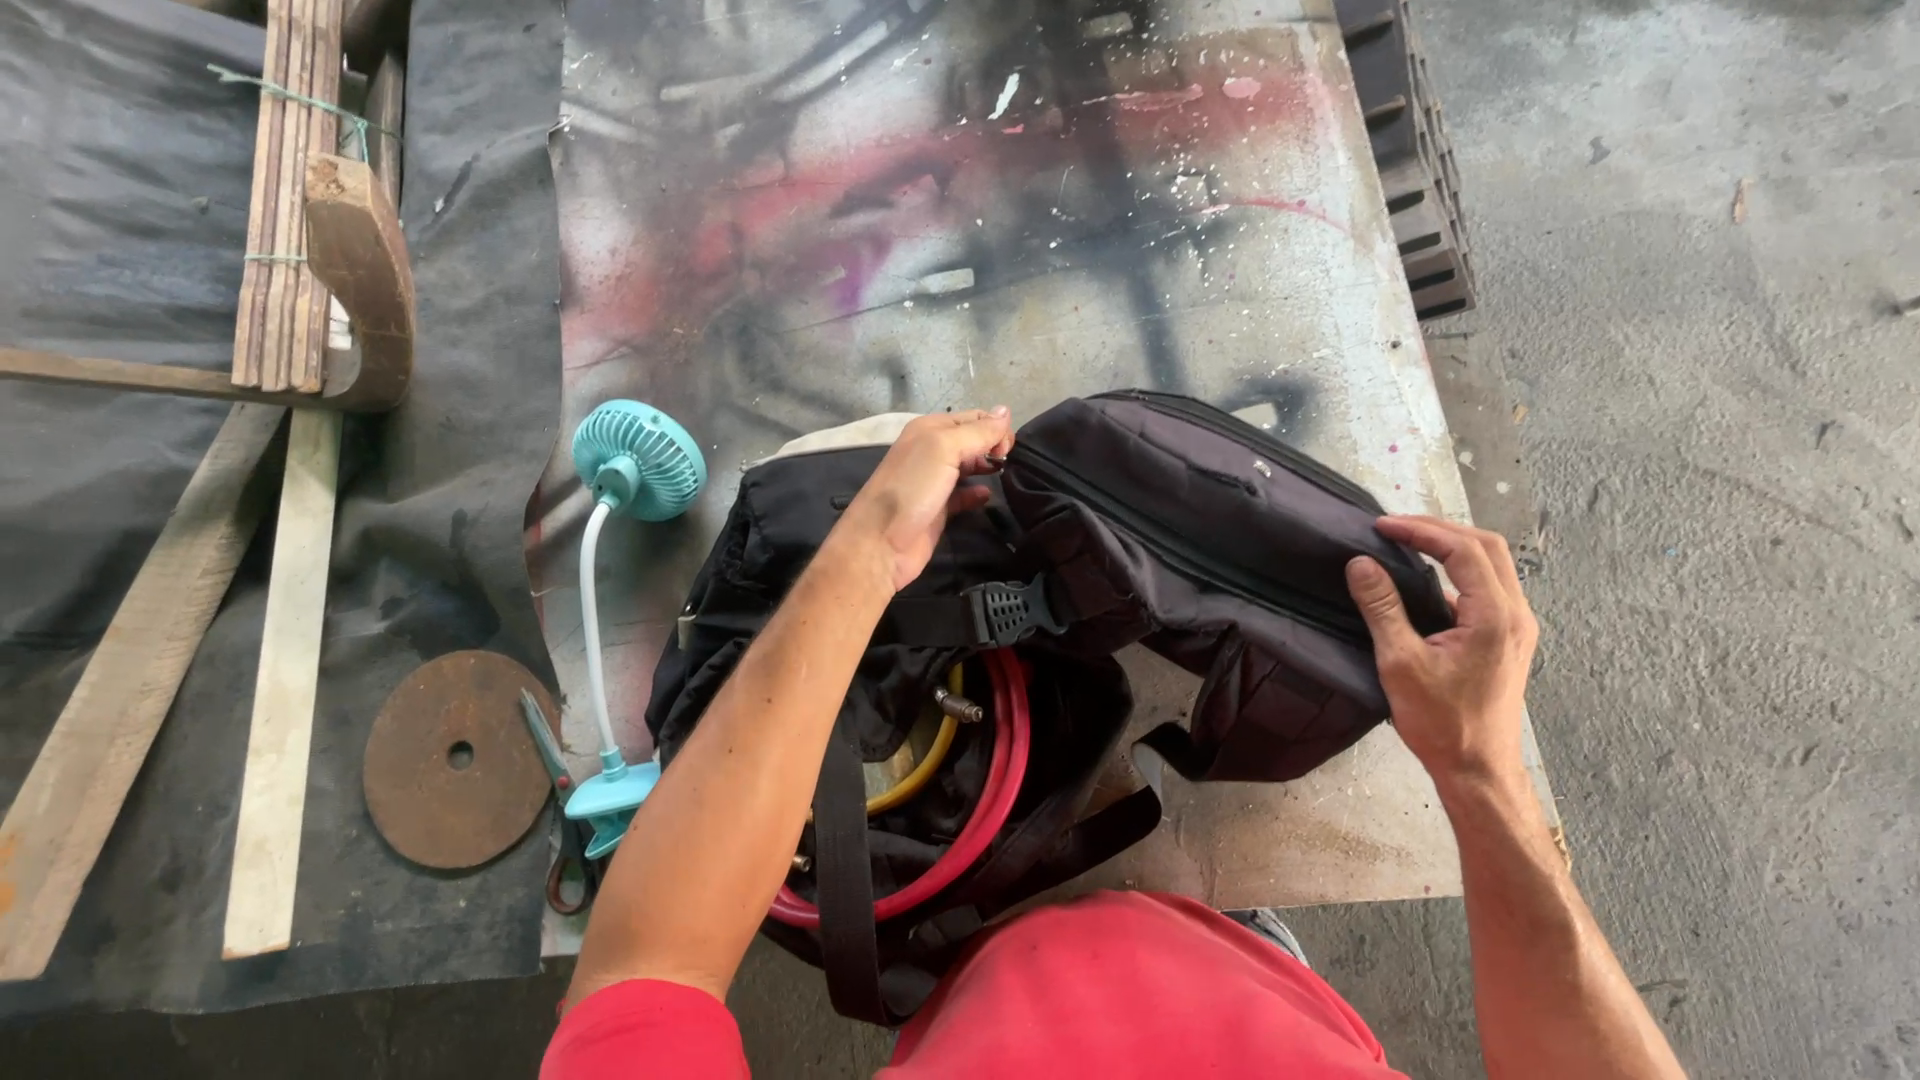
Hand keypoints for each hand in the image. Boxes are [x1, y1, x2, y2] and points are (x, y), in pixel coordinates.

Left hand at [835, 407, 1013, 591]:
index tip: (1009, 447)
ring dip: (987, 466)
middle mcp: (931, 451)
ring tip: (1005, 473)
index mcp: (929, 429)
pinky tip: (987, 496)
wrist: (881, 543)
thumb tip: (1006, 412)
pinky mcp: (938, 509)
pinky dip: (978, 494)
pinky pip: (964, 495)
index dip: (995, 427)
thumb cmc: (911, 489)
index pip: (973, 417)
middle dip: (994, 445)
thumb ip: (976, 432)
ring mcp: (934, 481)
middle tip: (1008, 460)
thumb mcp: (943, 449)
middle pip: (972, 440)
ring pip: (969, 466)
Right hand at [1344, 515, 1537, 789]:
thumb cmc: (1440, 721)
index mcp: (1495, 617)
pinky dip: (1455, 570)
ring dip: (1450, 546)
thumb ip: (1382, 608)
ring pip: (1491, 566)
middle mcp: (1516, 615)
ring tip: (1406, 543)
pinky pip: (1486, 588)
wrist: (1477, 768)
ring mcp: (1516, 627)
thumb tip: (1361, 564)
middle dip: (1440, 528)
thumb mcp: (1401, 662)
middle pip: (1487, 548)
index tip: (1381, 527)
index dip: (1422, 531)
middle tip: (1394, 527)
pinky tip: (1422, 580)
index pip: (1464, 551)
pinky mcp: (1507, 639)